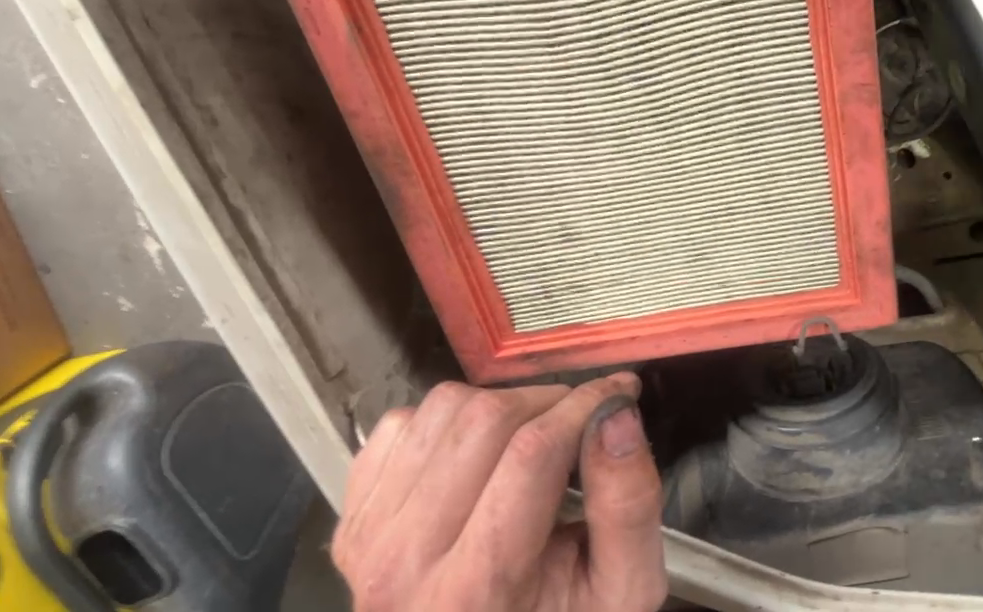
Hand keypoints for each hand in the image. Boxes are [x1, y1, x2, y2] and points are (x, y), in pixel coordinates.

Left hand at [332, 373, 667, 611]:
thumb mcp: (620, 592)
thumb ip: (629, 506)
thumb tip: (616, 414)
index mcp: (476, 589)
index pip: (531, 454)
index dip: (585, 405)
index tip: (620, 390)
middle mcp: (405, 562)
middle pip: (485, 421)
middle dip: (547, 402)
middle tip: (577, 422)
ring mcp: (368, 537)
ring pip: (444, 408)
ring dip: (501, 405)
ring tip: (529, 439)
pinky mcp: (352, 517)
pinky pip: (401, 422)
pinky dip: (447, 421)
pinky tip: (474, 456)